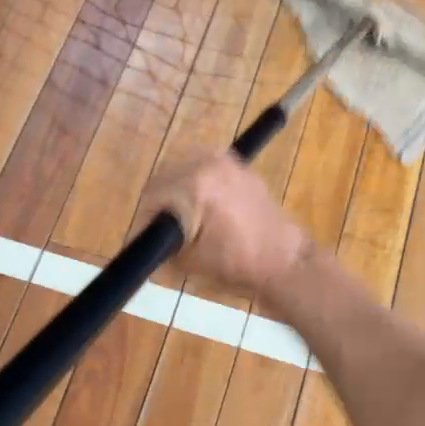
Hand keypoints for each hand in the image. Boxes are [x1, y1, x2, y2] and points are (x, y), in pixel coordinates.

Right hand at [146, 152, 311, 296]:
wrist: (284, 259)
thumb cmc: (237, 264)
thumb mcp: (188, 259)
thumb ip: (160, 242)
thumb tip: (143, 238)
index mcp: (195, 185)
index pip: (151, 198)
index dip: (142, 222)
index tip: (140, 241)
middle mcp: (208, 163)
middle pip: (163, 176)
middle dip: (156, 202)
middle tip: (154, 230)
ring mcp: (225, 160)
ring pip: (181, 166)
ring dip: (172, 188)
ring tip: (174, 217)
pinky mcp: (238, 164)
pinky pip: (203, 164)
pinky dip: (193, 178)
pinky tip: (196, 202)